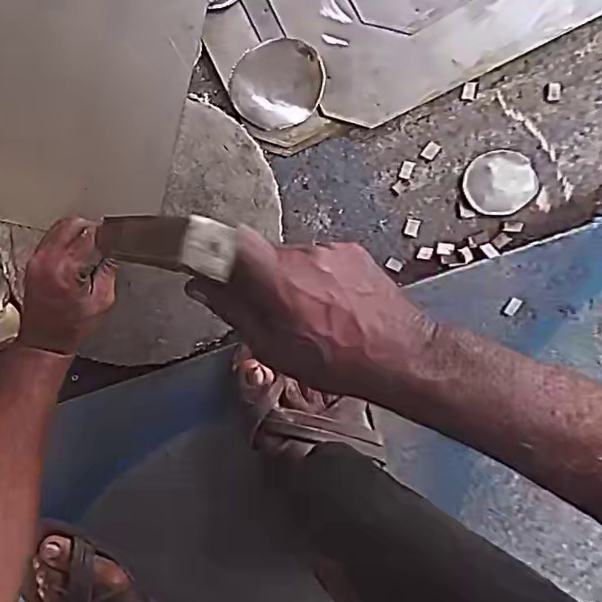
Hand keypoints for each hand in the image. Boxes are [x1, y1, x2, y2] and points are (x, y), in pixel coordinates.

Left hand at [17, 216, 117, 354]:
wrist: (44, 341)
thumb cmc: (70, 327)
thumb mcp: (102, 301)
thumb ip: (108, 271)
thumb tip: (113, 252)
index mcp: (65, 267)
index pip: (88, 234)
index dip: (104, 233)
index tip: (113, 237)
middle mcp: (47, 259)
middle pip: (71, 224)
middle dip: (90, 229)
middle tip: (103, 241)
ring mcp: (36, 259)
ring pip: (59, 227)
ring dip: (76, 232)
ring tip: (89, 248)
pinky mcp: (32, 262)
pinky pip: (50, 238)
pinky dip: (64, 239)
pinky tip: (75, 254)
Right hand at [187, 226, 436, 400]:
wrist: (401, 356)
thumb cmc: (340, 360)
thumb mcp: (273, 347)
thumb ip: (233, 312)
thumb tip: (202, 288)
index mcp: (279, 280)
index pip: (231, 241)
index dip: (210, 243)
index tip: (200, 252)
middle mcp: (303, 256)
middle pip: (261, 253)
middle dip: (257, 276)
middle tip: (268, 308)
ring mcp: (330, 250)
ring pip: (291, 257)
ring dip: (289, 278)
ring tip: (309, 313)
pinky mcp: (350, 251)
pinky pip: (318, 258)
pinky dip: (315, 277)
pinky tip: (330, 305)